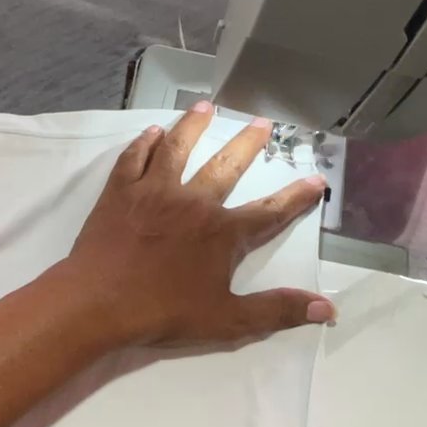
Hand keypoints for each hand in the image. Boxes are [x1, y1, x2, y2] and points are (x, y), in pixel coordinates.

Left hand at [53, 103, 334, 347]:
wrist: (99, 302)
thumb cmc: (162, 313)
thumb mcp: (226, 321)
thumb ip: (276, 311)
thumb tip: (326, 307)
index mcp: (222, 233)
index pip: (270, 212)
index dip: (296, 197)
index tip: (316, 178)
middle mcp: (193, 202)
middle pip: (226, 166)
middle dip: (247, 144)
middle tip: (261, 122)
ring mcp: (153, 192)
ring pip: (177, 148)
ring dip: (193, 125)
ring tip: (205, 106)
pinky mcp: (119, 192)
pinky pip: (134, 158)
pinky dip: (144, 143)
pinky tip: (151, 133)